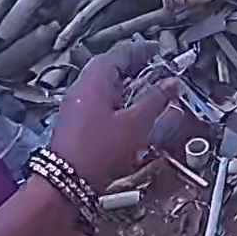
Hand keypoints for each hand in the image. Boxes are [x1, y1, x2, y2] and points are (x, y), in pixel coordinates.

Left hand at [50, 39, 176, 189]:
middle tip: (155, 69)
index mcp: (95, 80)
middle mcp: (82, 87)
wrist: (65, 184)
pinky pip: (99, 99)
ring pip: (105, 83)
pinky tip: (129, 112)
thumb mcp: (136, 123)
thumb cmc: (97, 153)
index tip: (158, 51)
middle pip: (111, 66)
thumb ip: (156, 99)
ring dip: (127, 83)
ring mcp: (76, 104)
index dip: (143, 50)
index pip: (121, 52)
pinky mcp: (76, 121)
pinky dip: (117, 98)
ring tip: (146, 89)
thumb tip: (171, 83)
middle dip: (135, 66)